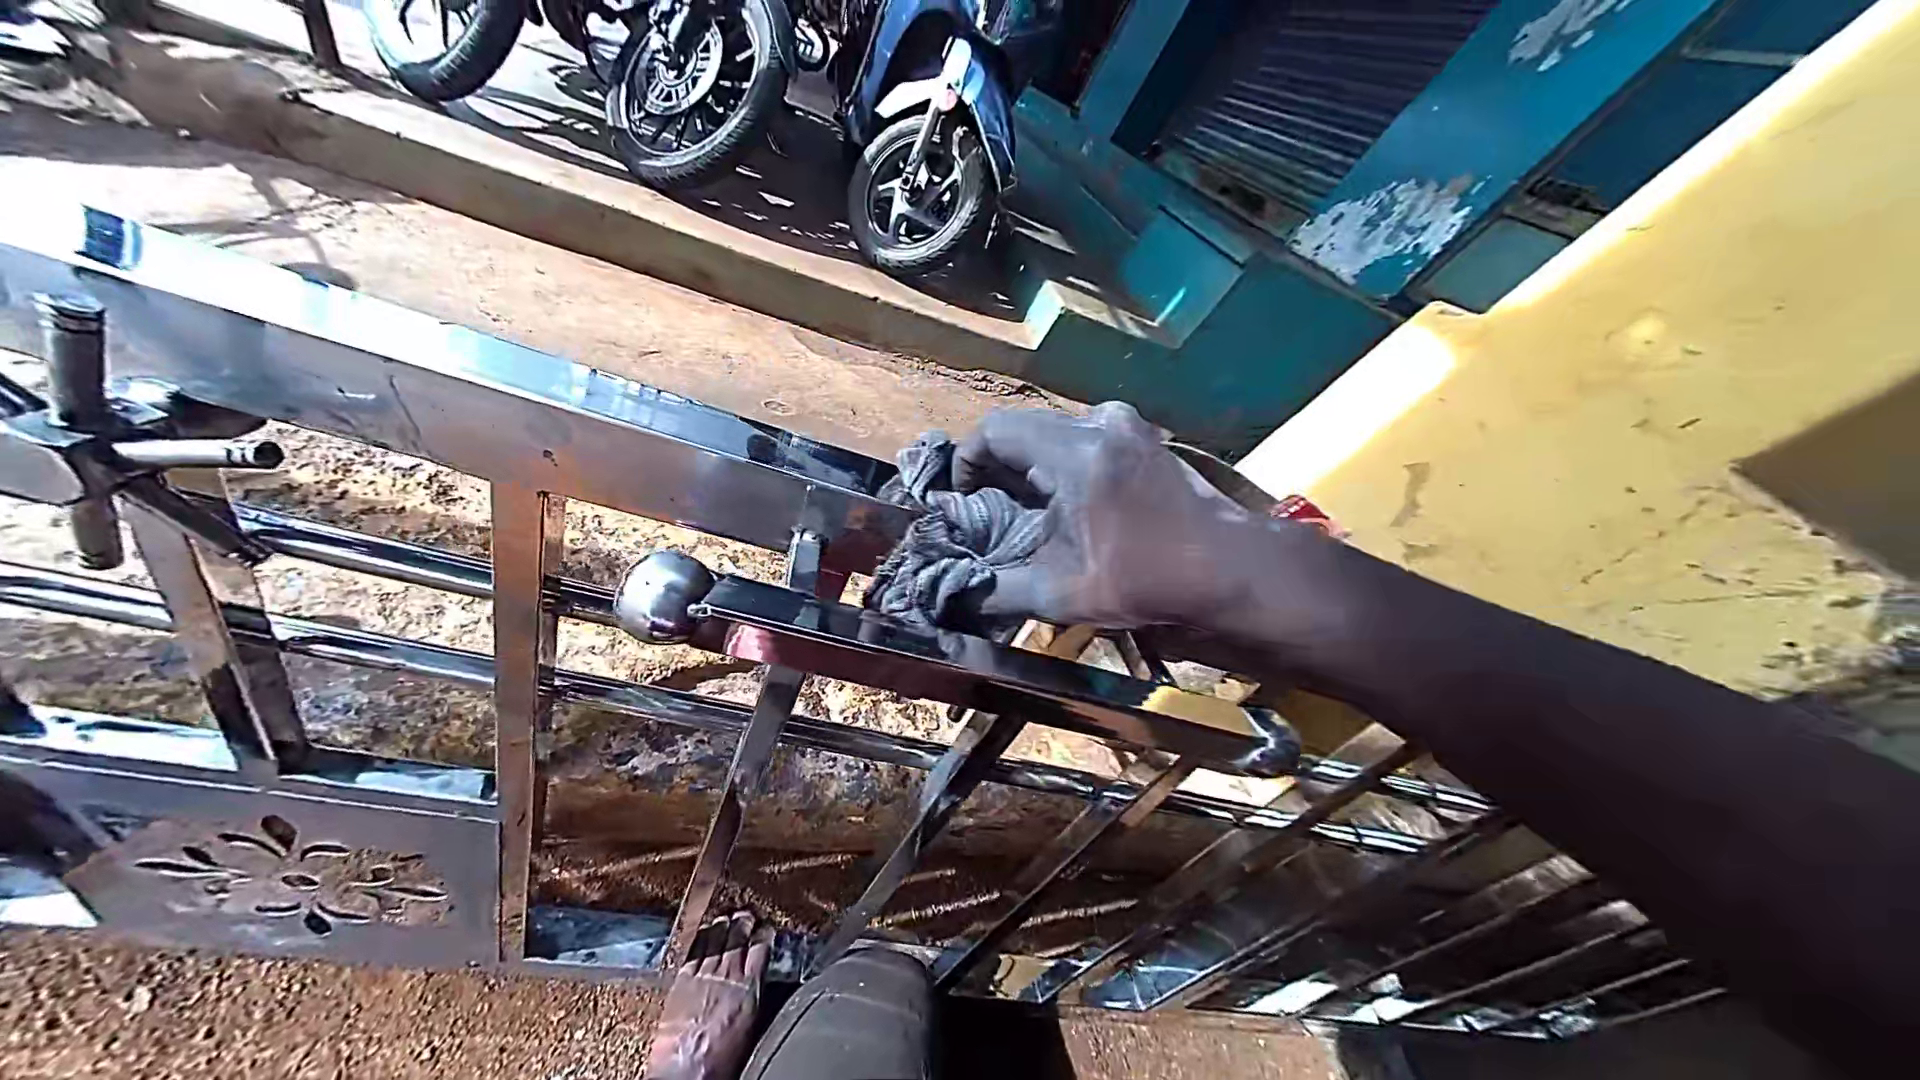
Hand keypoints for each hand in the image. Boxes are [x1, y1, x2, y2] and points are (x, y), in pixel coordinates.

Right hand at [953, 402, 1263, 628]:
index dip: (965, 463)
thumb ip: (996, 590)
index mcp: (1075, 451)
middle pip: (1022, 428)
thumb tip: (953, 593)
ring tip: (1024, 509)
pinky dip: (1059, 462)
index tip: (962, 500)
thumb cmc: (1147, 579)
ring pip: (1052, 431)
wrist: (1231, 569)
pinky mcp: (1142, 436)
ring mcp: (1126, 424)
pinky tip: (1065, 502)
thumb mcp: (1061, 593)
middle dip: (994, 467)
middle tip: (987, 510)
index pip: (993, 431)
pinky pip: (1081, 437)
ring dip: (1028, 464)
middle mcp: (1099, 421)